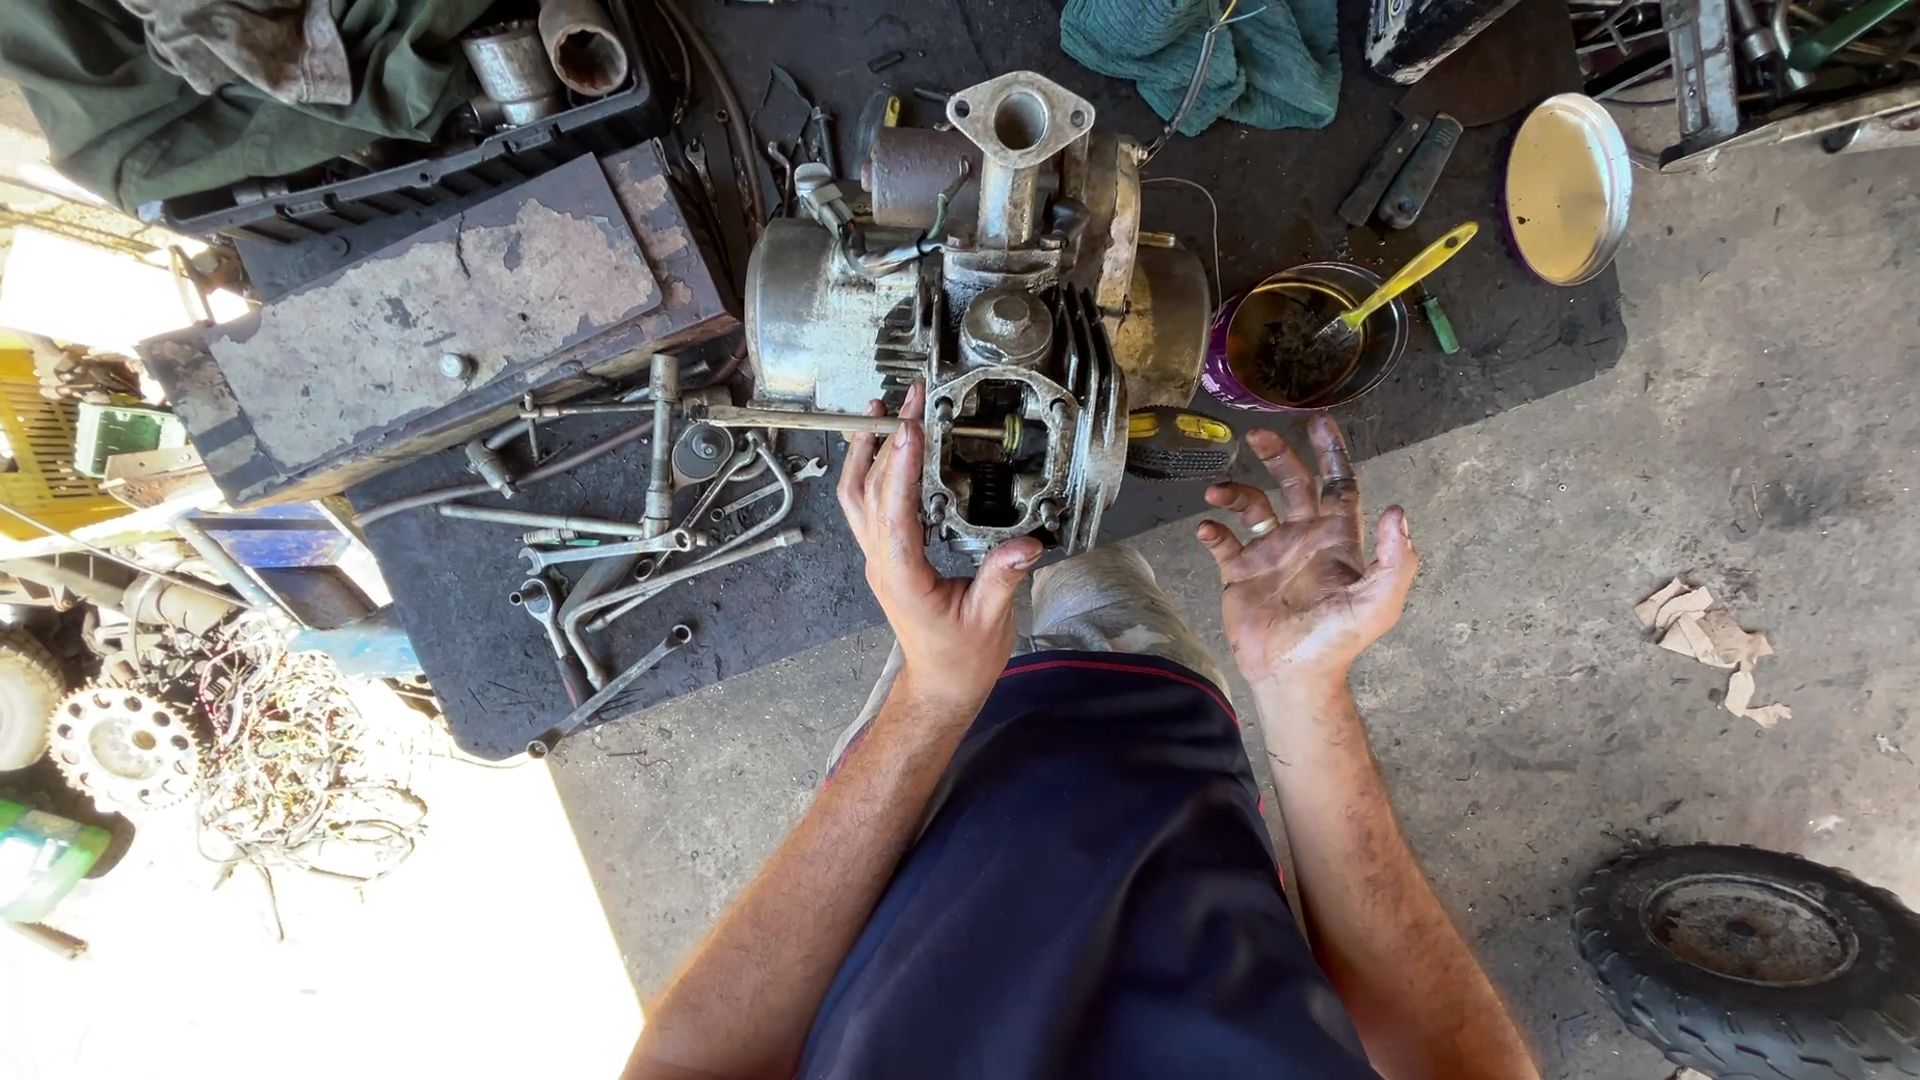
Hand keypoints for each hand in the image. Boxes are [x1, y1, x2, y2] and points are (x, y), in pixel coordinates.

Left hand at [837, 382, 1043, 710]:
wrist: (939, 684)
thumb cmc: (961, 660)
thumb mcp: (990, 621)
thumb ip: (1003, 579)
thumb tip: (1026, 544)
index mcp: (903, 578)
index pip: (894, 515)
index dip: (899, 469)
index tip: (910, 429)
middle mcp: (882, 563)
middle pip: (865, 493)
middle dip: (883, 442)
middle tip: (906, 402)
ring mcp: (878, 560)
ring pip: (856, 498)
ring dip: (865, 453)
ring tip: (880, 412)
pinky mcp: (886, 557)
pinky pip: (868, 508)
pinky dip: (873, 472)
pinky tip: (888, 452)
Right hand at [1194, 415, 1416, 690]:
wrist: (1290, 673)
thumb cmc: (1335, 640)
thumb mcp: (1377, 602)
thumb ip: (1396, 559)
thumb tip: (1398, 510)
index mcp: (1336, 539)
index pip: (1337, 485)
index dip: (1332, 453)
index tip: (1318, 423)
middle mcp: (1301, 538)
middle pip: (1291, 484)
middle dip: (1278, 456)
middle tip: (1258, 436)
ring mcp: (1268, 553)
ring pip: (1251, 506)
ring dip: (1235, 492)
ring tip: (1216, 490)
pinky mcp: (1239, 572)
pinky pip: (1223, 541)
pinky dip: (1213, 530)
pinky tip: (1208, 529)